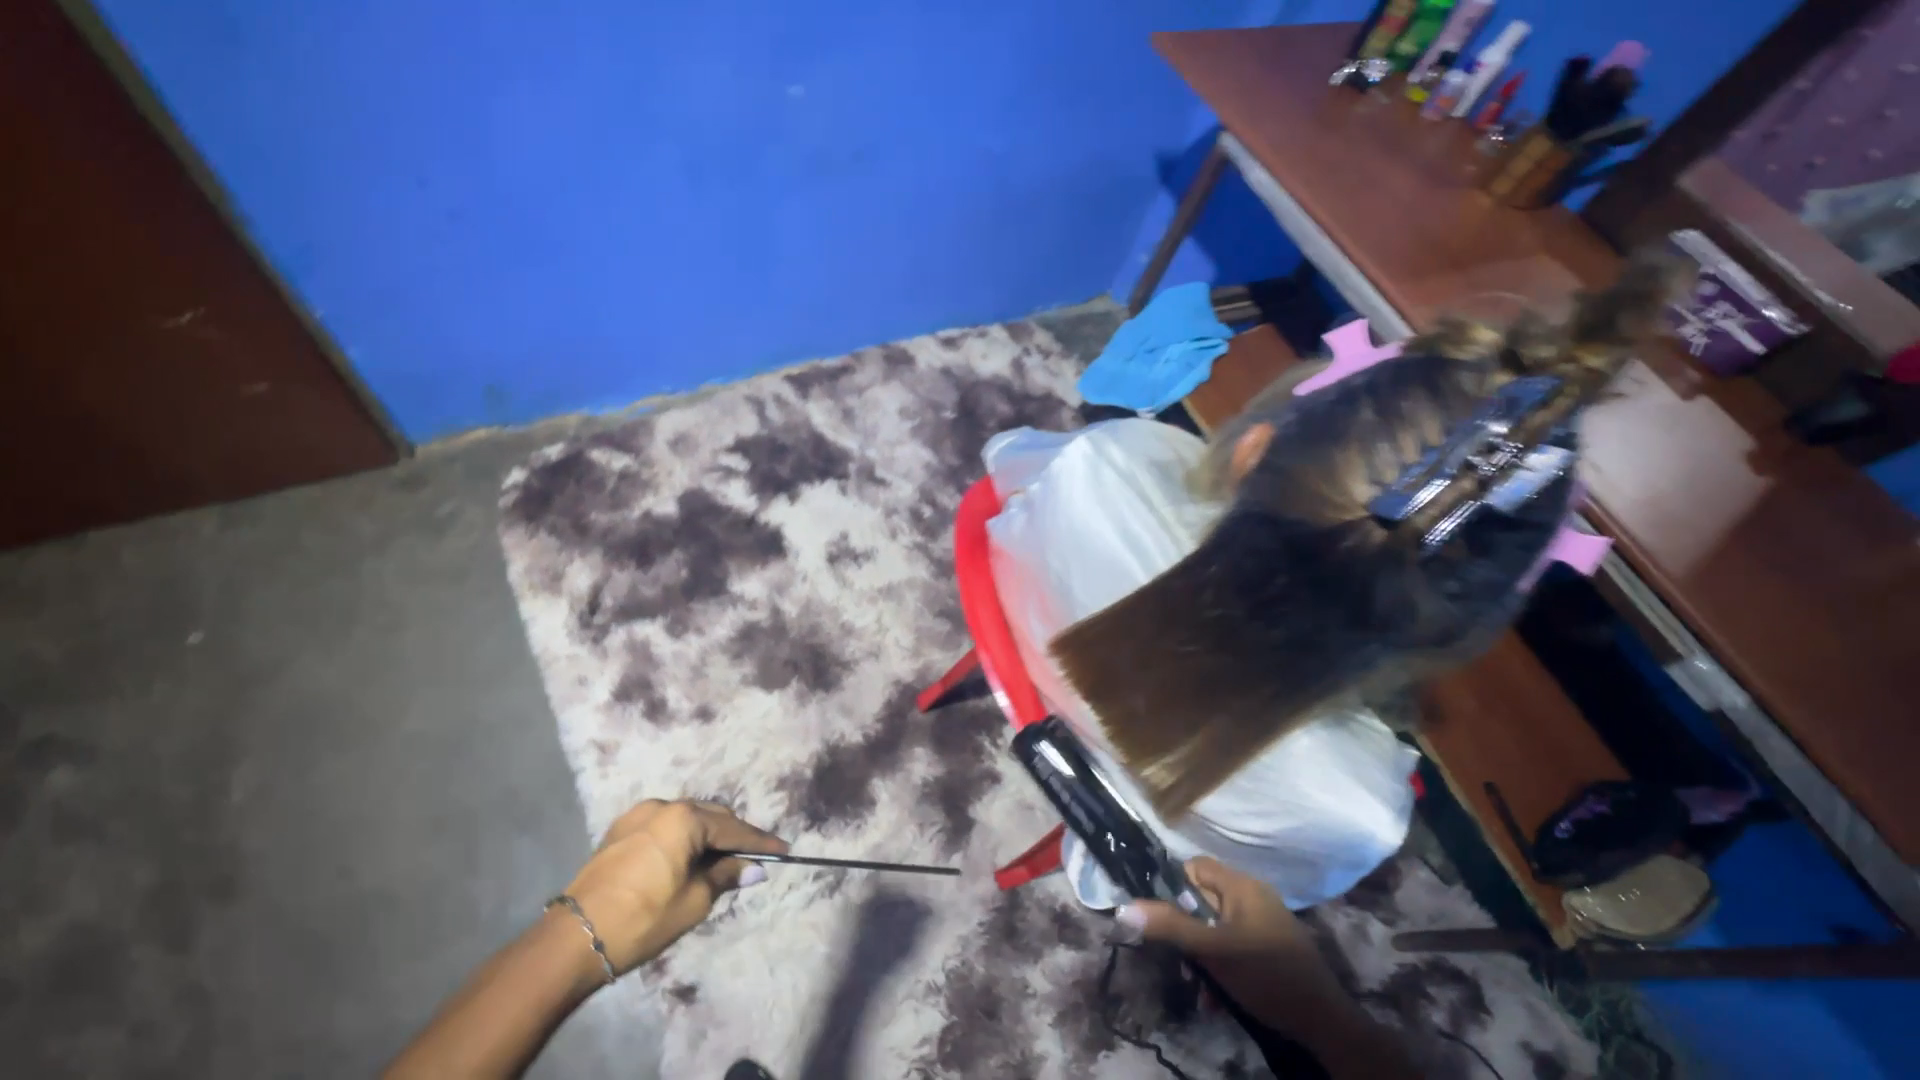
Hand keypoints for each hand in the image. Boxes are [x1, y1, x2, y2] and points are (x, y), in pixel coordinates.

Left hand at [561, 799, 787, 973]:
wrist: (574, 939)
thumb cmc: (643, 919)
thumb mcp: (694, 901)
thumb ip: (726, 876)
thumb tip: (753, 868)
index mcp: (684, 818)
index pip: (734, 829)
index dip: (760, 842)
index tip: (784, 850)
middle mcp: (661, 806)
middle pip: (711, 816)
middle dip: (733, 836)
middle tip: (753, 858)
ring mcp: (636, 816)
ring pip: (686, 819)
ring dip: (707, 836)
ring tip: (722, 860)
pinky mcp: (619, 832)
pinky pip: (664, 827)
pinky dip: (683, 838)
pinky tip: (689, 859)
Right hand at [1118, 857, 1345, 1023]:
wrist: (1323, 1021)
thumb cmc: (1265, 974)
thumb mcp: (1211, 951)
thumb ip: (1169, 927)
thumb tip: (1125, 907)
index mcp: (1242, 886)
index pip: (1195, 867)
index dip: (1174, 887)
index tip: (1164, 919)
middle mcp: (1254, 896)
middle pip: (1204, 901)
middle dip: (1187, 933)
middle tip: (1182, 962)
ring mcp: (1265, 923)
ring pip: (1217, 929)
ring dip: (1203, 957)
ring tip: (1200, 989)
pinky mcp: (1271, 948)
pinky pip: (1234, 947)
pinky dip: (1222, 967)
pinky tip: (1218, 999)